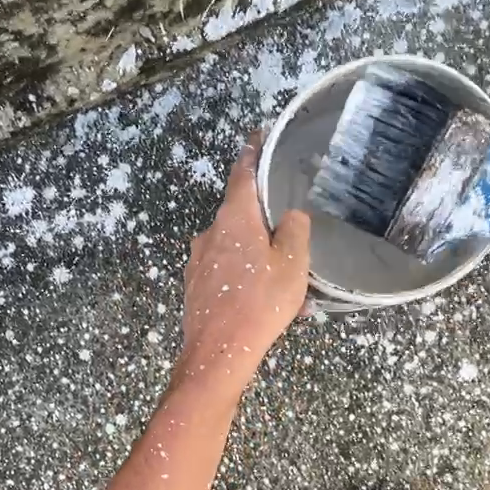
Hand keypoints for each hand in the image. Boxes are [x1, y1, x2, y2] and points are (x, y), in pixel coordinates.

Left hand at [175, 136, 311, 398]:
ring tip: (286, 283)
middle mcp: (209, 233)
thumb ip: (295, 230)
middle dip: (264, 222)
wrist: (218, 352)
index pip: (243, 173)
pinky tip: (266, 302)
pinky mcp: (195, 285)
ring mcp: (198, 260)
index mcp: (234, 219)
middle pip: (239, 215)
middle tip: (290, 236)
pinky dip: (246, 278)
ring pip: (234, 248)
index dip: (253, 153)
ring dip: (259, 258)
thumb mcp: (293, 264)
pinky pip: (225, 272)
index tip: (259, 138)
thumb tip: (290, 216)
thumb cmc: (259, 303)